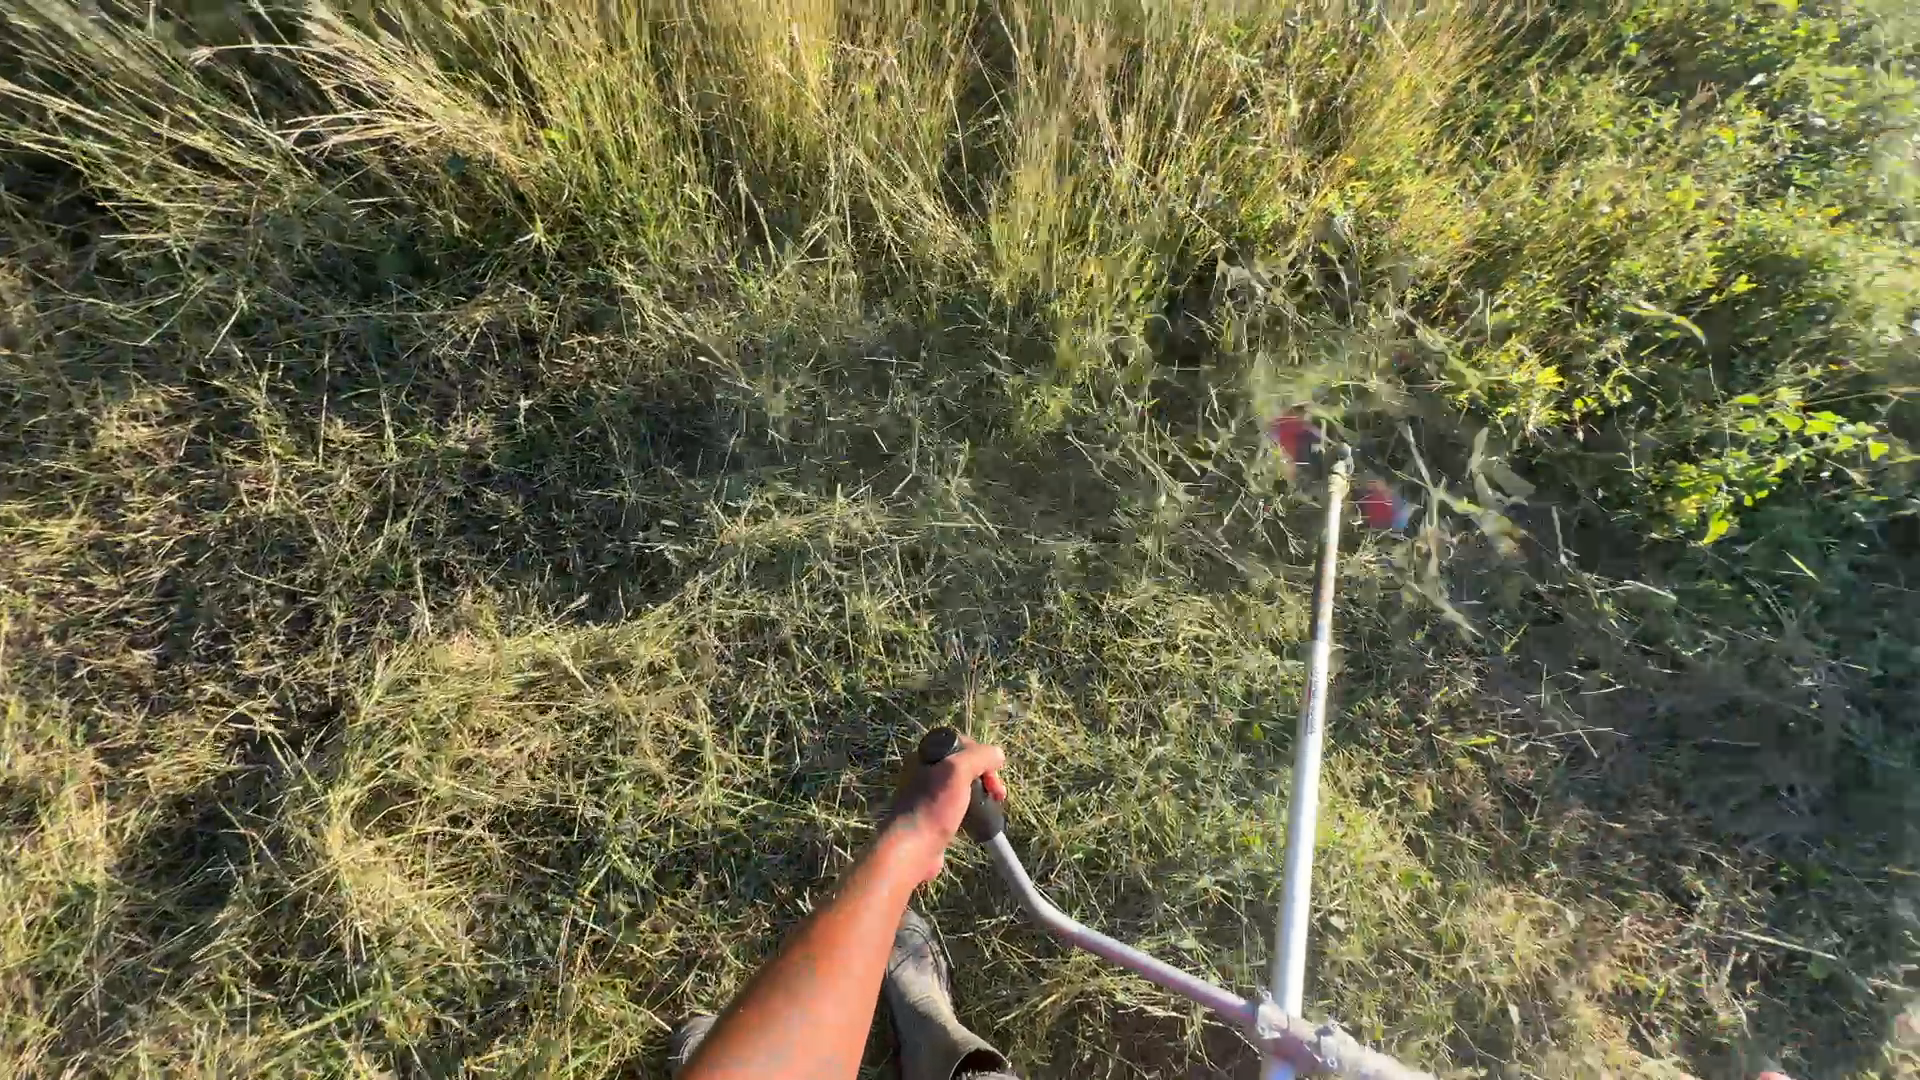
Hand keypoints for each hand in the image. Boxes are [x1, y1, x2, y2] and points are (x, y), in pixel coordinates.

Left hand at [884, 734, 1005, 882]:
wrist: (914, 848)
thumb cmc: (934, 806)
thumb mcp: (957, 771)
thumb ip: (979, 756)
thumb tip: (998, 754)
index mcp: (925, 755)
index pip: (961, 743)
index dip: (981, 754)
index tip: (992, 771)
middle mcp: (924, 771)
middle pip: (965, 764)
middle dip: (986, 775)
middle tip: (997, 792)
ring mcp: (929, 794)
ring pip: (964, 785)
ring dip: (982, 792)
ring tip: (993, 803)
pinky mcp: (935, 815)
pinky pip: (960, 804)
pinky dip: (973, 808)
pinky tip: (979, 817)